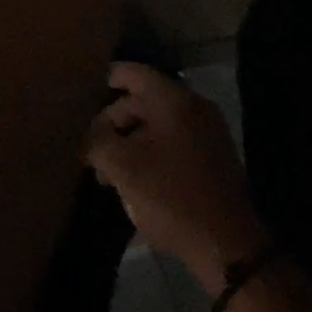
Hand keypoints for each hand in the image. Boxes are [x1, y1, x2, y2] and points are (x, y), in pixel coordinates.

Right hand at [86, 63, 269, 291]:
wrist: (224, 237)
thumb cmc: (171, 196)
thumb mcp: (125, 169)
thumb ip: (99, 143)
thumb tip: (90, 135)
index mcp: (174, 100)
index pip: (136, 74)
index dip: (110, 77)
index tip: (88, 86)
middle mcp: (194, 105)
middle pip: (146, 99)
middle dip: (115, 120)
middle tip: (90, 150)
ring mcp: (208, 129)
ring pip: (159, 123)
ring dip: (132, 140)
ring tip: (108, 173)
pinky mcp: (212, 154)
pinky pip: (175, 139)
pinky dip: (152, 150)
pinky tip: (135, 179)